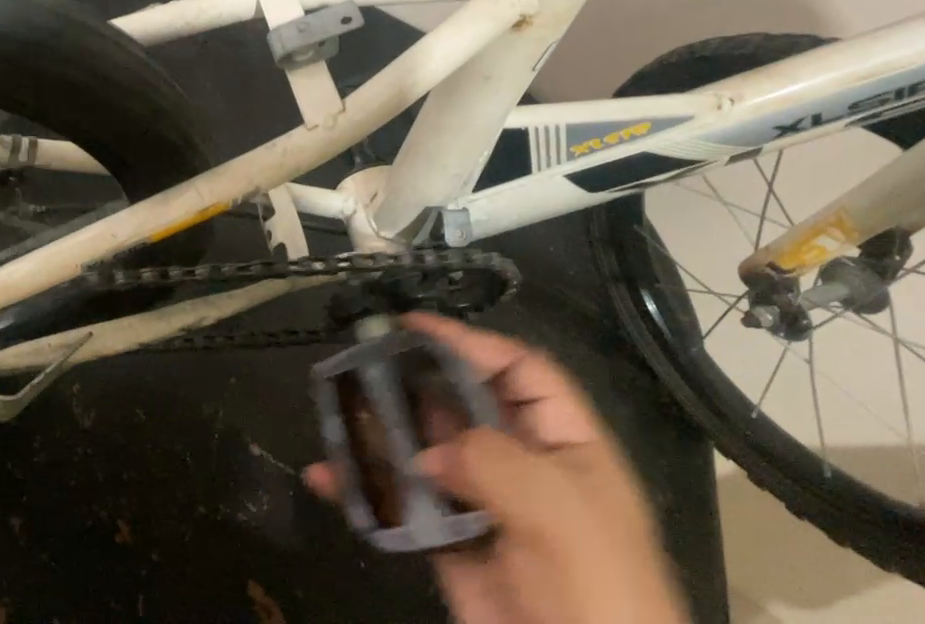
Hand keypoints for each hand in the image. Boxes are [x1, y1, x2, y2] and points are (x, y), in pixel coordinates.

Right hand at [304, 313, 688, 623]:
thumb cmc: (597, 596)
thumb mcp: (558, 515)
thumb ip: (492, 462)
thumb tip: (427, 452)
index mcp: (566, 448)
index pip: (521, 373)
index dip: (470, 343)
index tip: (411, 328)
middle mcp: (524, 468)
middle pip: (462, 404)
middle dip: (412, 382)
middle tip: (358, 365)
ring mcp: (484, 508)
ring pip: (424, 451)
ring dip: (379, 432)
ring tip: (333, 415)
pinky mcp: (451, 546)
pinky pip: (402, 504)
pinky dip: (364, 489)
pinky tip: (327, 478)